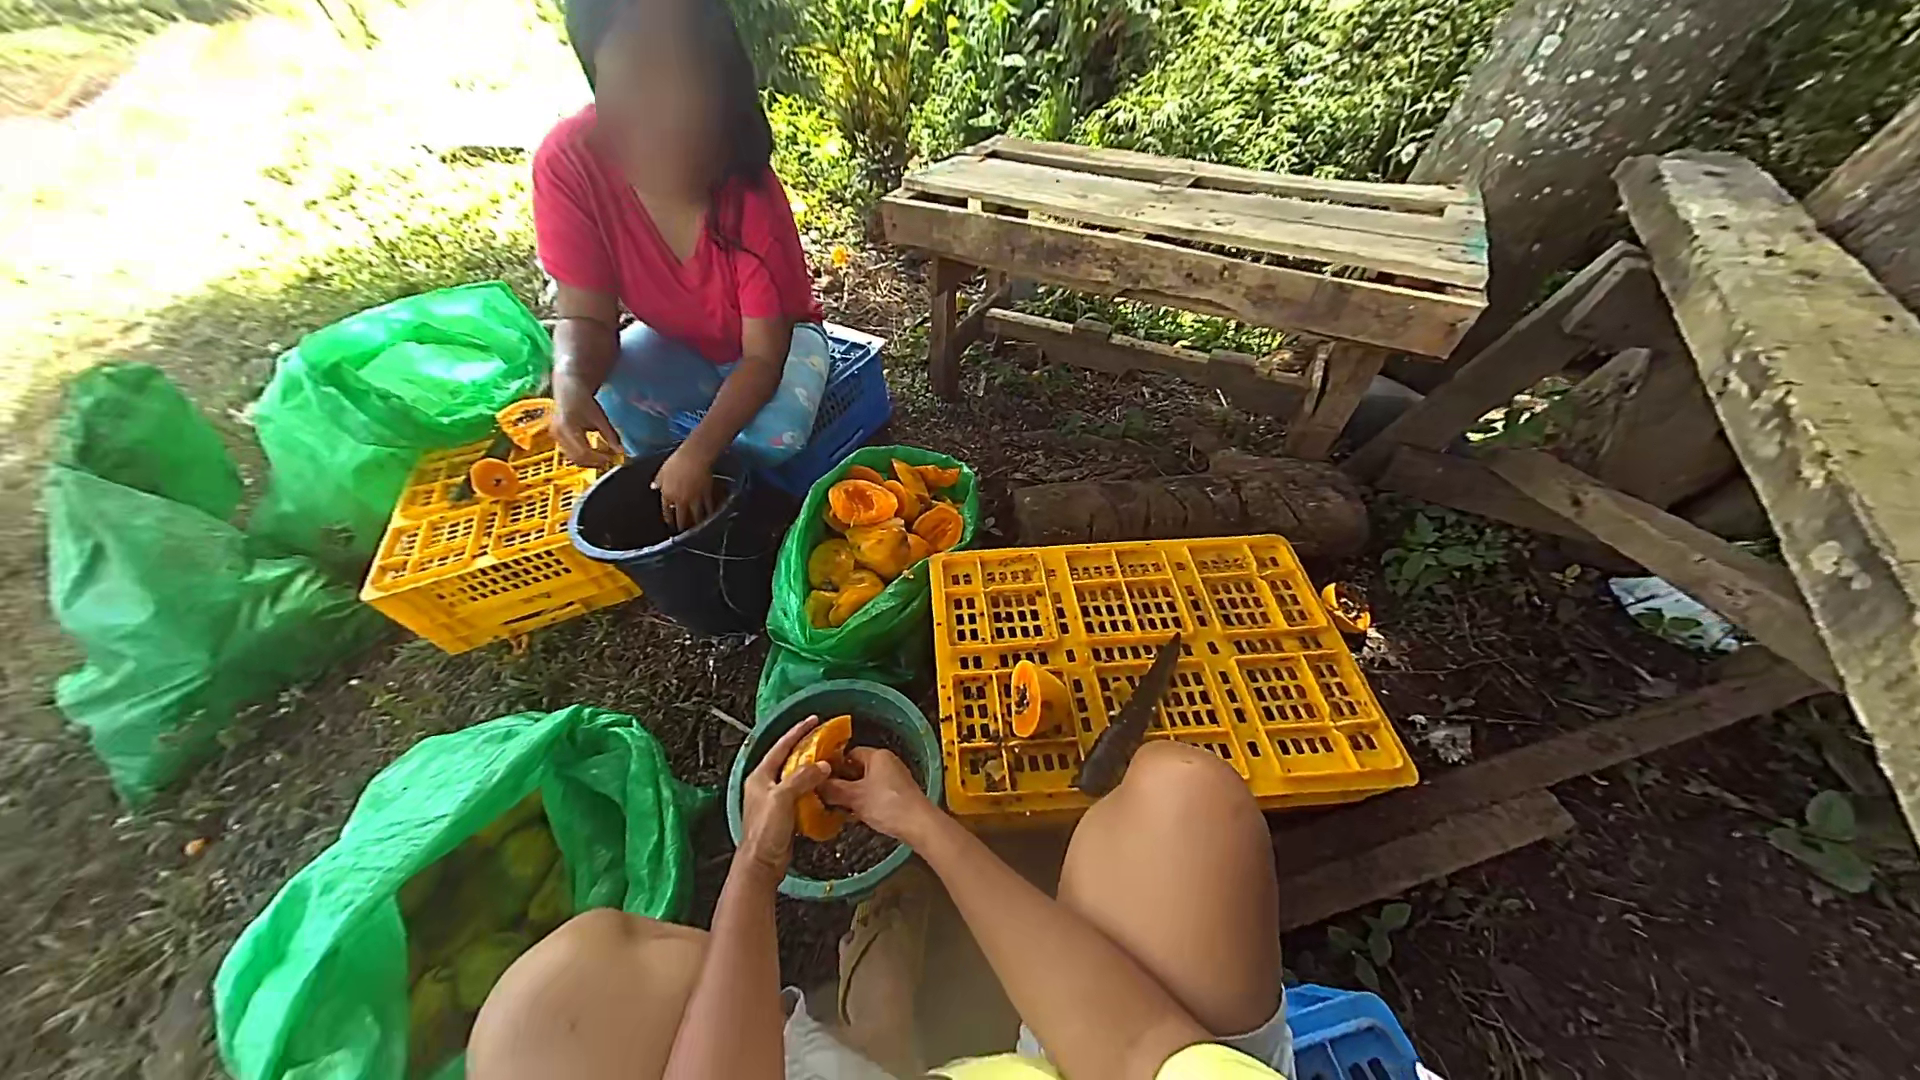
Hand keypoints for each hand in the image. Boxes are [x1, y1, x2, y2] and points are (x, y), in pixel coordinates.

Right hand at [552, 386, 621, 468]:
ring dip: (589, 461)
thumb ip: (611, 436)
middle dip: (594, 462)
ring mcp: (555, 436)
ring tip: (603, 456)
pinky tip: (594, 452)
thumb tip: (621, 451)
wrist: (568, 390)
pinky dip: (583, 456)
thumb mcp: (600, 418)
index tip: (612, 459)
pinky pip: (570, 453)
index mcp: (568, 428)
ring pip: (573, 458)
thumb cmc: (584, 402)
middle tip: (609, 460)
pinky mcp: (556, 438)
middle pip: (577, 458)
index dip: (599, 459)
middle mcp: (558, 434)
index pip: (584, 452)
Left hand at [654, 444, 717, 531]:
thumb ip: (658, 481)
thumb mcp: (662, 471)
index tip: (670, 525)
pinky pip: (708, 506)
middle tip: (683, 532)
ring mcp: (694, 498)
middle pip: (681, 516)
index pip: (666, 510)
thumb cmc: (676, 462)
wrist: (693, 458)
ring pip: (696, 515)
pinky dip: (710, 512)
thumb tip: (653, 487)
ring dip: (697, 523)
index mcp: (668, 494)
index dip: (668, 519)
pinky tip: (712, 516)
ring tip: (699, 529)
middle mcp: (680, 500)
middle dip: (682, 525)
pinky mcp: (706, 494)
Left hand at [740, 716, 831, 880]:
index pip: (781, 746)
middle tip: (824, 739)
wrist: (762, 865)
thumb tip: (822, 765)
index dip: (797, 732)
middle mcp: (766, 784)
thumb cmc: (765, 831)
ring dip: (812, 768)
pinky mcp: (785, 812)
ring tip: (828, 760)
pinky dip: (814, 787)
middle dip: (806, 748)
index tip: (813, 720)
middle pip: (789, 759)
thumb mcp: (782, 798)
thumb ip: (801, 778)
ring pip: (797, 776)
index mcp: (760, 776)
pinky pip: (802, 792)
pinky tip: (825, 786)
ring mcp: (775, 798)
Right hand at [821, 748, 938, 844]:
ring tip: (837, 807)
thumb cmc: (886, 804)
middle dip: (842, 782)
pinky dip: (865, 801)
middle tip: (826, 795)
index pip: (850, 753)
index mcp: (877, 755)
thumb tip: (816, 785)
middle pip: (858, 768)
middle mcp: (887, 762)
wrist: (918, 823)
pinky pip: (876, 793)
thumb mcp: (855, 797)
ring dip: (853, 794)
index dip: (834, 765)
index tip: (821, 778)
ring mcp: (894, 777)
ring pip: (866, 782)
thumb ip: (833, 790)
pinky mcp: (899, 793)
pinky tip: (855, 815)